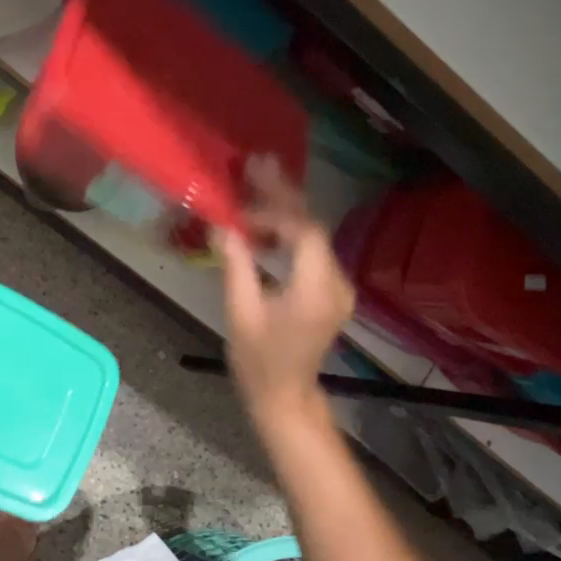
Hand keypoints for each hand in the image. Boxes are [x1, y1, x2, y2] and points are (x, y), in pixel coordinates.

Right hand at [216, 158, 355, 422]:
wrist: (284, 396)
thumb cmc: (257, 361)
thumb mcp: (240, 313)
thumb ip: (236, 265)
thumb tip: (223, 225)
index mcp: (315, 292)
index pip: (305, 233)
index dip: (276, 209)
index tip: (243, 202)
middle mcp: (336, 284)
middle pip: (313, 228)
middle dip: (283, 197)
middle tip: (258, 164)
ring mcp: (338, 288)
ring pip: (312, 237)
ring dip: (283, 213)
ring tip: (256, 186)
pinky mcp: (331, 291)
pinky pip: (312, 252)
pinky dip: (288, 234)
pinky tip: (264, 226)